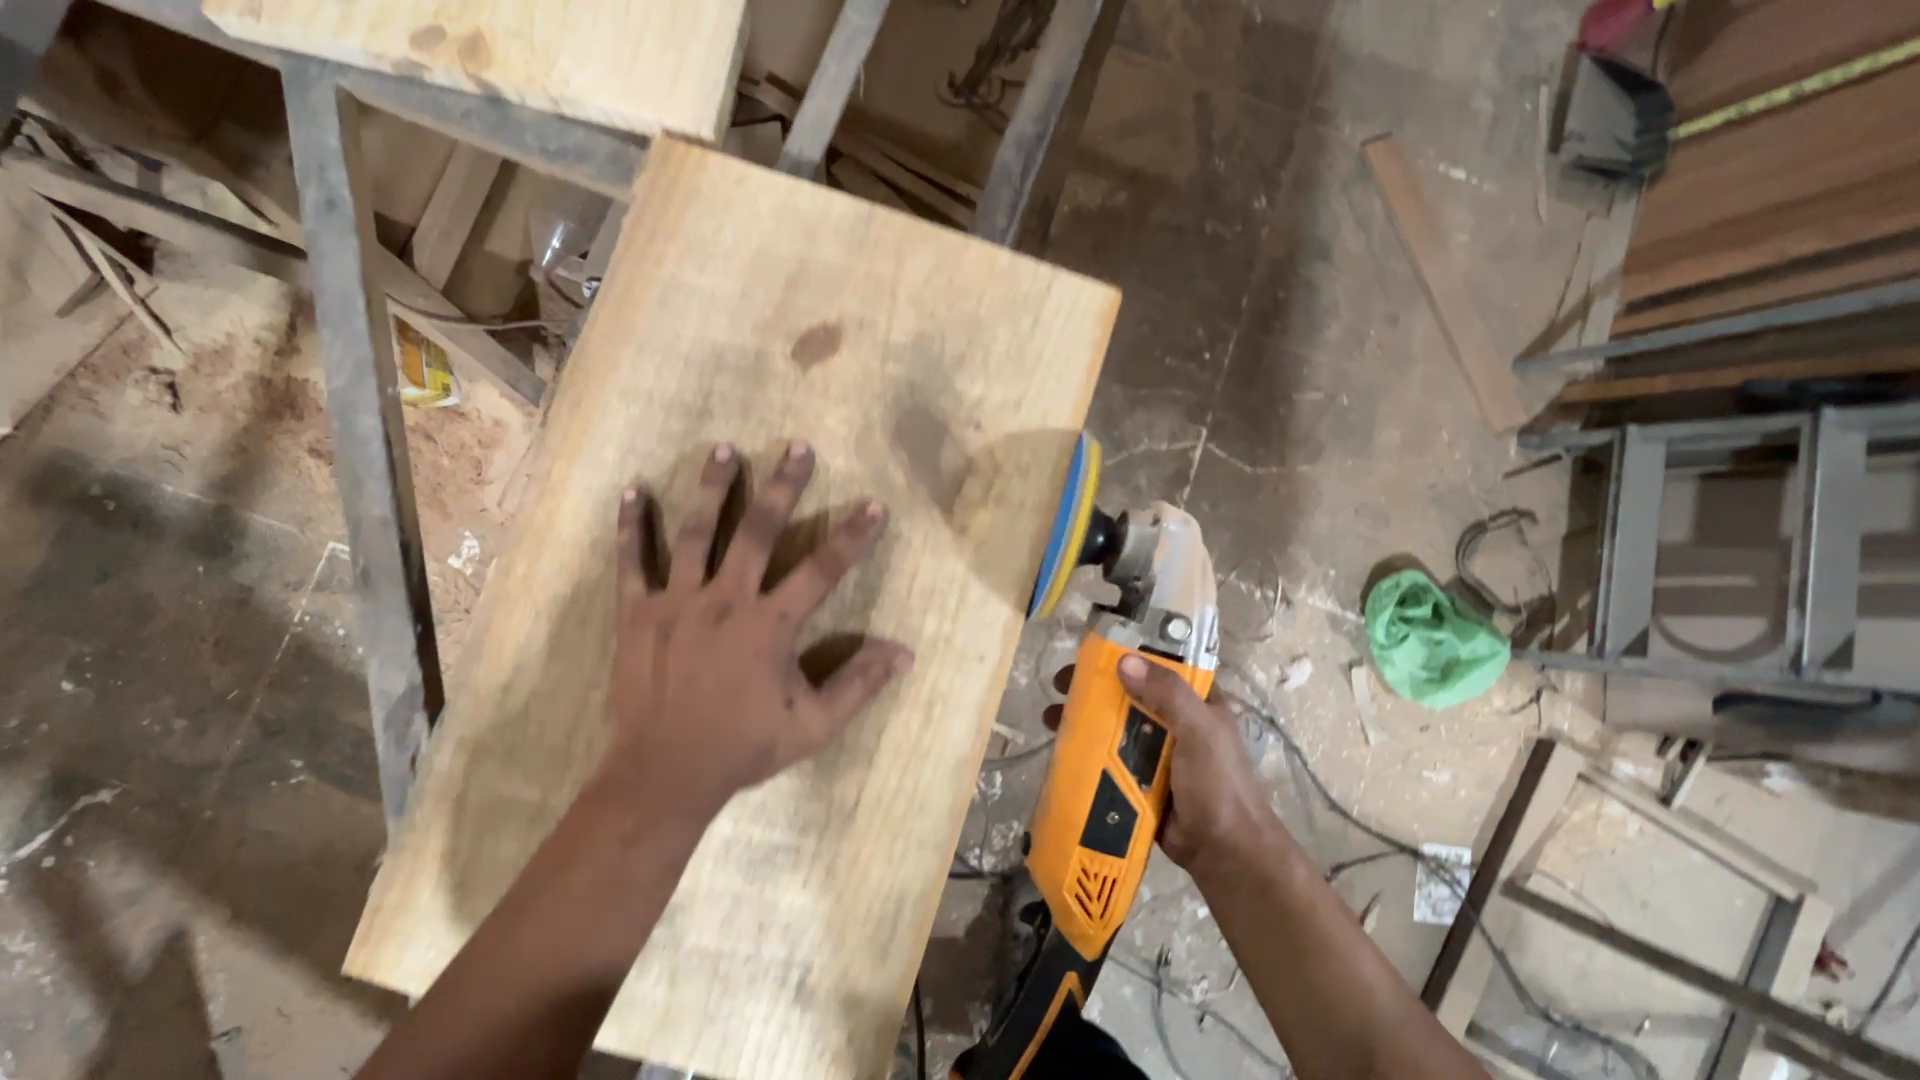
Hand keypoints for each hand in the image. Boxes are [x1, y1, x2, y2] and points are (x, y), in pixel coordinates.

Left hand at [600, 441, 914, 814]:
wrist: (663, 773)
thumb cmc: (743, 748)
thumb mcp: (812, 726)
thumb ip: (858, 685)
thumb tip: (904, 652)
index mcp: (770, 626)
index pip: (822, 570)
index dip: (852, 536)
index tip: (873, 504)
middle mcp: (725, 601)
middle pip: (758, 531)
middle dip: (782, 487)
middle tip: (798, 447)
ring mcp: (677, 602)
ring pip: (695, 533)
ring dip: (712, 488)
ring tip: (725, 448)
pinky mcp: (637, 613)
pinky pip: (632, 562)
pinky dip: (631, 526)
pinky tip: (632, 491)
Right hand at [1046, 655, 1275, 871]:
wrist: (1223, 851)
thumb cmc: (1218, 783)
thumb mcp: (1199, 730)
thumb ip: (1167, 694)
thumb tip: (1124, 660)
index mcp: (1199, 703)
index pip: (1163, 666)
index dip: (1130, 653)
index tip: (1092, 651)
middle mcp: (1176, 722)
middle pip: (1130, 694)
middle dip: (1094, 688)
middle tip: (1061, 685)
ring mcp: (1157, 753)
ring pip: (1115, 726)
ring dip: (1084, 719)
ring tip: (1051, 718)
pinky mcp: (1140, 780)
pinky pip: (1110, 758)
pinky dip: (1086, 751)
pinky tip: (1061, 748)